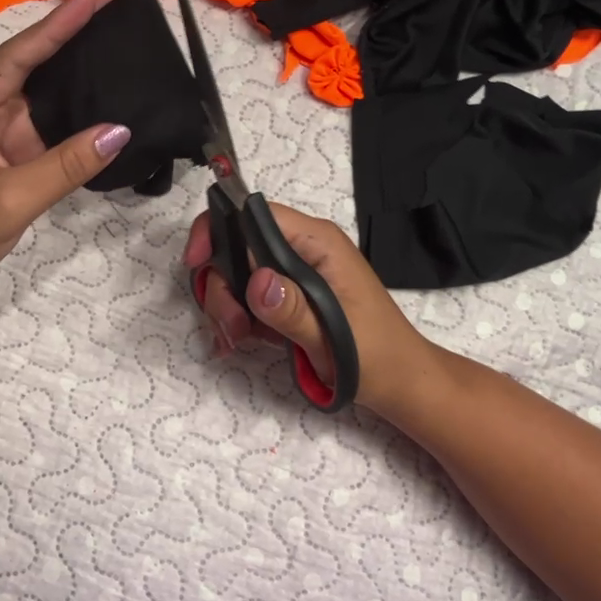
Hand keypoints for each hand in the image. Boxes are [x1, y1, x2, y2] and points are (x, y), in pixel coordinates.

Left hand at [0, 0, 130, 297]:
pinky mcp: (16, 154)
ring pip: (44, 91)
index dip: (55, 27)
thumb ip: (64, 167)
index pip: (16, 58)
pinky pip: (52, 123)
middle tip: (114, 3)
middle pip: (32, 63)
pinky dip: (79, 108)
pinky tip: (108, 92)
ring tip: (118, 35)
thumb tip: (119, 131)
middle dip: (70, 34)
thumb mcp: (8, 201)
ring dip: (78, 68)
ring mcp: (2, 132)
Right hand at [184, 202, 437, 410]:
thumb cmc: (378, 358)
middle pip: (236, 246)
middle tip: (230, 326)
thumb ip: (293, 310)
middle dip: (220, 284)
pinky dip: (234, 317)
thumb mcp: (334, 338)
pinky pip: (245, 296)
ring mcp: (292, 273)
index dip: (218, 230)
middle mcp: (300, 250)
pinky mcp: (286, 296)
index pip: (254, 214)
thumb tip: (256, 280)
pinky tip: (236, 342)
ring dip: (224, 305)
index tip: (197, 264)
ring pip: (235, 273)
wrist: (403, 386)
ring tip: (234, 340)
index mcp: (316, 243)